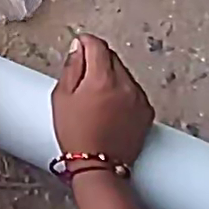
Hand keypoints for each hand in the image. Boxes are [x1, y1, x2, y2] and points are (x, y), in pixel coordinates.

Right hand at [53, 35, 153, 170]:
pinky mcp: (146, 111)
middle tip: (81, 76)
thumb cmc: (76, 134)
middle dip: (97, 60)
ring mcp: (139, 98)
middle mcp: (125, 85)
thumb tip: (79, 48)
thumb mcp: (61, 97)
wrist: (98, 166)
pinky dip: (121, 92)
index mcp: (102, 79)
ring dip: (110, 77)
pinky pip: (133, 91)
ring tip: (94, 97)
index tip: (79, 44)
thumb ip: (71, 68)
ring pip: (123, 74)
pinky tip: (107, 108)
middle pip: (112, 58)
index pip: (97, 45)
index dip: (85, 42)